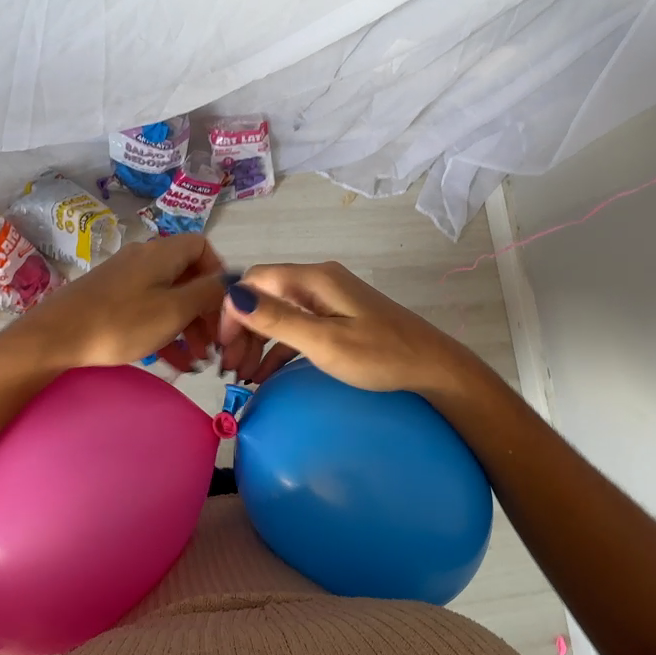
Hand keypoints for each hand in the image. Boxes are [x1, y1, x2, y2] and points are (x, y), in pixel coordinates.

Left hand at [2, 234, 227, 370]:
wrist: (54, 338)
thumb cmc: (120, 322)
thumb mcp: (173, 310)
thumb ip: (207, 294)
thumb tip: (229, 283)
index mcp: (162, 253)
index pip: (202, 247)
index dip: (218, 274)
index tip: (225, 307)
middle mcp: (145, 258)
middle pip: (187, 277)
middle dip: (205, 311)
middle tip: (216, 345)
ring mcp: (124, 279)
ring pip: (168, 297)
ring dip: (187, 327)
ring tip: (199, 361)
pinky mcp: (109, 301)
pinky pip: (148, 311)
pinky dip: (164, 332)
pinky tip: (175, 363)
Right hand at [220, 261, 489, 396]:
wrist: (432, 368)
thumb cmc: (379, 356)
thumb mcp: (324, 342)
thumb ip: (278, 319)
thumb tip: (233, 296)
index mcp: (313, 279)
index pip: (255, 280)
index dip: (232, 309)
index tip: (223, 347)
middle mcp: (317, 280)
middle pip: (265, 295)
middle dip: (243, 329)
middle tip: (230, 369)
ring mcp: (329, 298)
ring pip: (279, 312)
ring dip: (258, 341)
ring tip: (244, 376)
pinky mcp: (338, 316)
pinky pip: (298, 325)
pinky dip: (279, 346)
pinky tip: (267, 373)